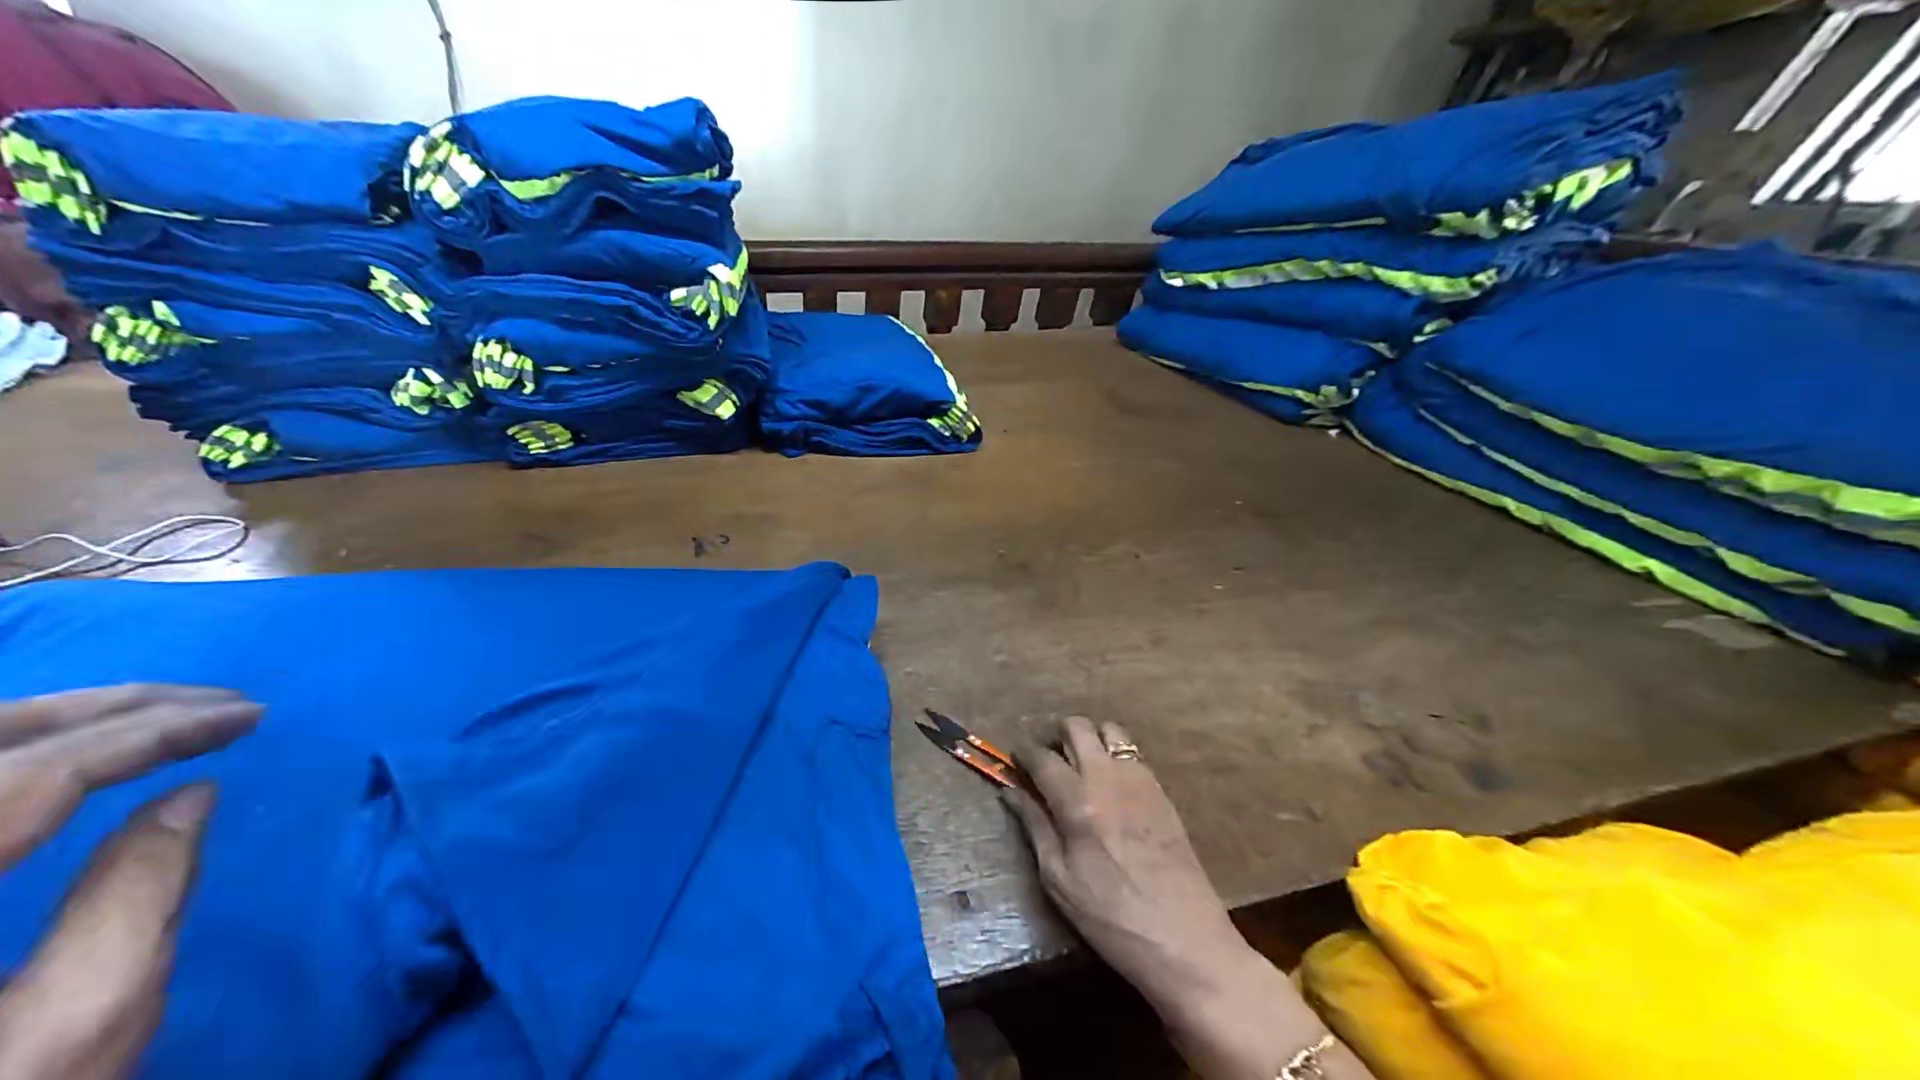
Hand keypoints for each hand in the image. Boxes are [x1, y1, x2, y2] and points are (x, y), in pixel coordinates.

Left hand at [0, 684, 260, 1079]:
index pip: (36, 777)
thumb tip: (192, 797)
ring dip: (59, 720)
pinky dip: (16, 749)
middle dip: (111, 709)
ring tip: (155, 712)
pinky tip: (65, 747)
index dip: (153, 734)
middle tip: (214, 701)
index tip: (245, 717)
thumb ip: (137, 903)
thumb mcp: (73, 1029)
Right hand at [1004, 716, 1369, 1079]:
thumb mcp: (1059, 879)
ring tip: (1079, 764)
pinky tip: (1109, 783)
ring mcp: (1140, 779)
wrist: (1184, 939)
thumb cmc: (1111, 917)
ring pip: (1110, 731)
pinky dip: (1114, 754)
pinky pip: (1132, 753)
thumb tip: (1011, 792)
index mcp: (1077, 800)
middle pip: (1078, 727)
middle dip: (1056, 734)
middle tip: (1047, 758)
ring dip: (1089, 738)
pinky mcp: (1162, 790)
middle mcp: (1108, 777)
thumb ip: (1035, 826)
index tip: (1015, 759)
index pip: (1042, 757)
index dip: (1024, 753)